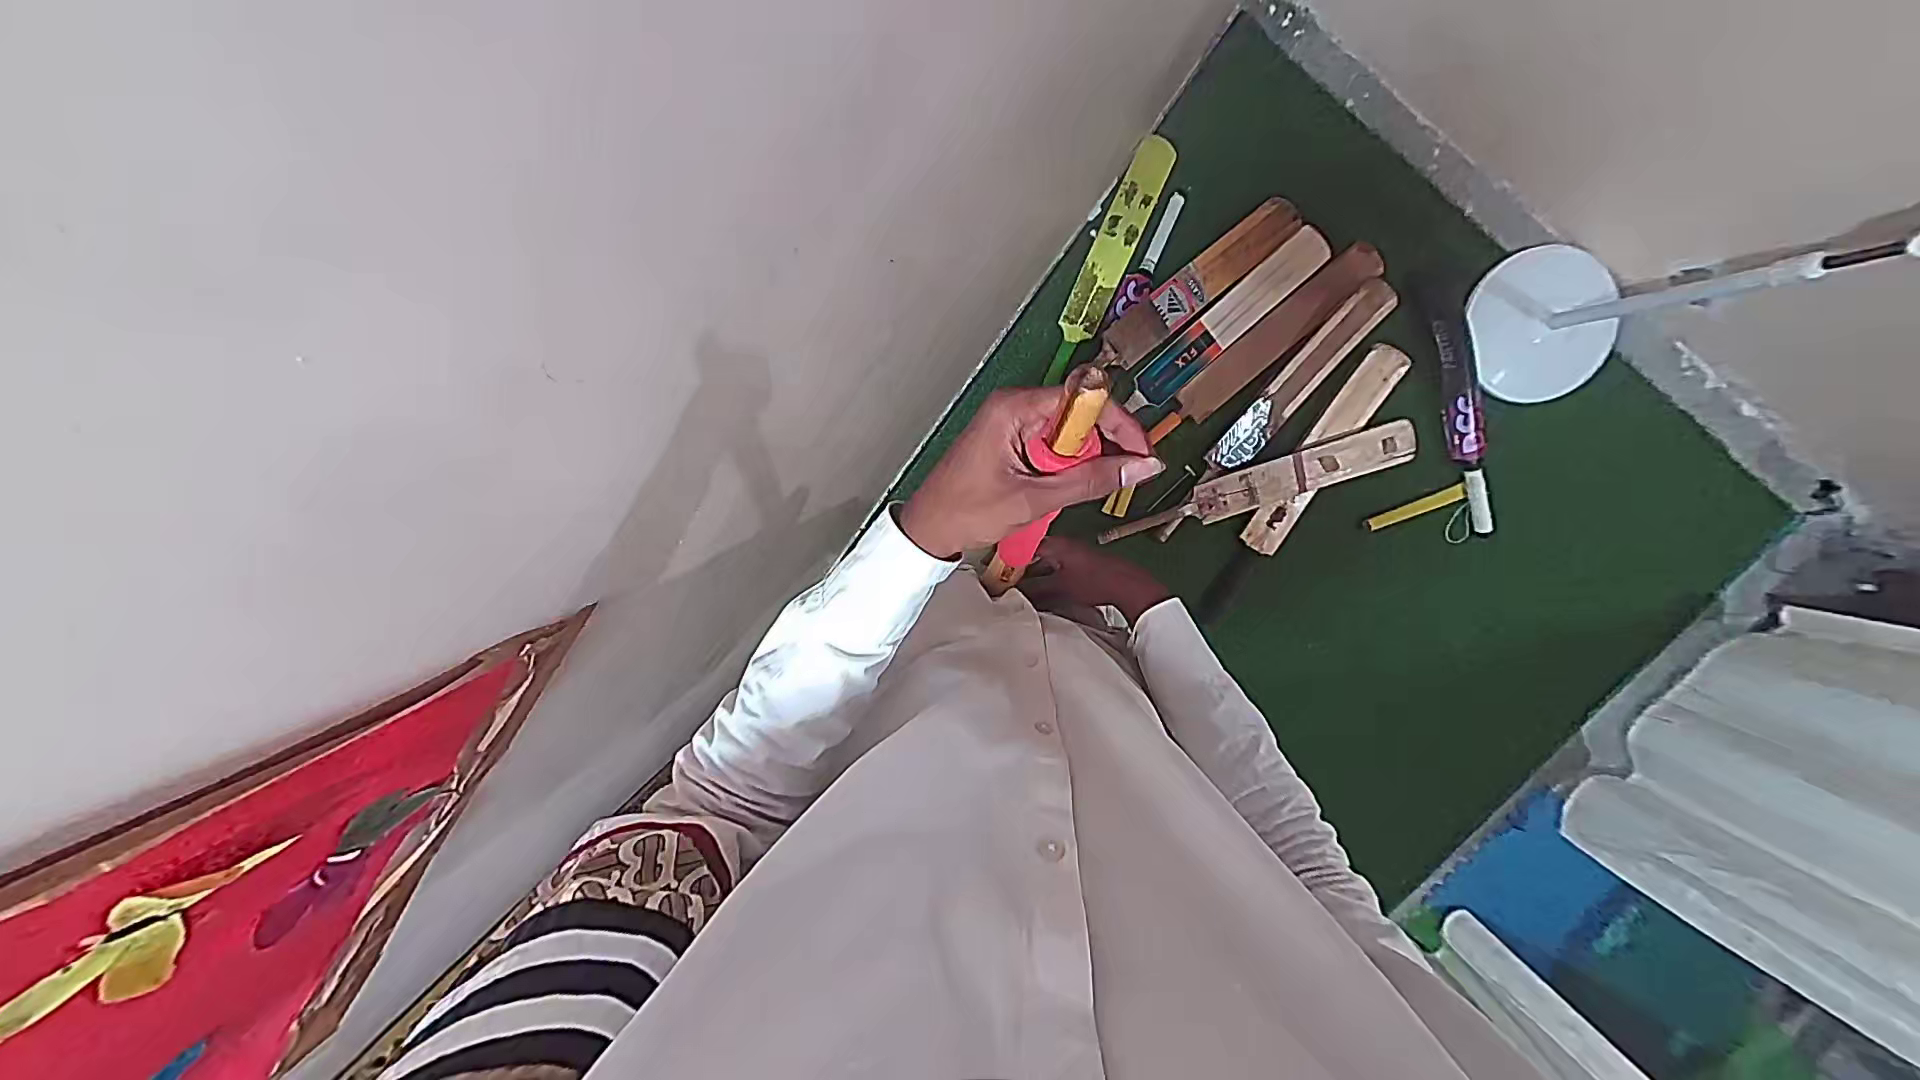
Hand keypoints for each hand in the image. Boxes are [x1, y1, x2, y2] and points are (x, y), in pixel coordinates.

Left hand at [898, 385, 1162, 558]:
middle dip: (1102, 446)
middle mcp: (1013, 406)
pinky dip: (1064, 467)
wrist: (928, 530)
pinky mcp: (1012, 439)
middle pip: (1079, 414)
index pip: (1084, 398)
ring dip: (1081, 461)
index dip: (1118, 424)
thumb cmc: (962, 511)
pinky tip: (1057, 488)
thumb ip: (1090, 481)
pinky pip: (1052, 445)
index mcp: (1013, 408)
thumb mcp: (1033, 499)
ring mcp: (1012, 422)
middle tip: (1113, 476)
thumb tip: (1137, 467)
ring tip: (1071, 489)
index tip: (1140, 451)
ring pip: (1069, 433)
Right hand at [1016, 536, 1171, 625]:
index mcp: (1054, 543)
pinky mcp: (1078, 563)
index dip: (1006, 557)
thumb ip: (1034, 590)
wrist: (1128, 586)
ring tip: (1017, 588)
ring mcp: (1070, 553)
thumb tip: (1013, 593)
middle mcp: (1061, 544)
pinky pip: (1053, 567)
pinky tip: (1040, 589)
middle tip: (1002, 581)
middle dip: (1017, 566)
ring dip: (1031, 573)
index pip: (1021, 545)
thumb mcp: (1059, 588)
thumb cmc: (1096, 582)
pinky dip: (1044, 576)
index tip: (994, 568)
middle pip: (1030, 552)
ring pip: (1042, 561)